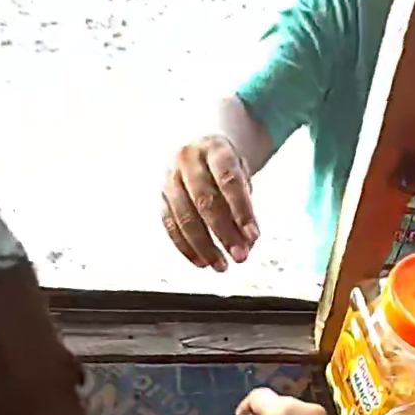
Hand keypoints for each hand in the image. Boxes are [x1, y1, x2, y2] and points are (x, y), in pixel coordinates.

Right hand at [162, 134, 259, 271]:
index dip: (241, 211)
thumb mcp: (242, 177)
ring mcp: (170, 178)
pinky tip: (202, 262)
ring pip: (185, 217)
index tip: (253, 237)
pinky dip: (186, 248)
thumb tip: (247, 243)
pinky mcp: (161, 197)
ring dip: (204, 247)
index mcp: (214, 148)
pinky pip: (170, 226)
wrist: (198, 149)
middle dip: (224, 233)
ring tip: (222, 266)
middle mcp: (188, 159)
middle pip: (205, 200)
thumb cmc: (225, 168)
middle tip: (240, 257)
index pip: (229, 180)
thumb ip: (245, 207)